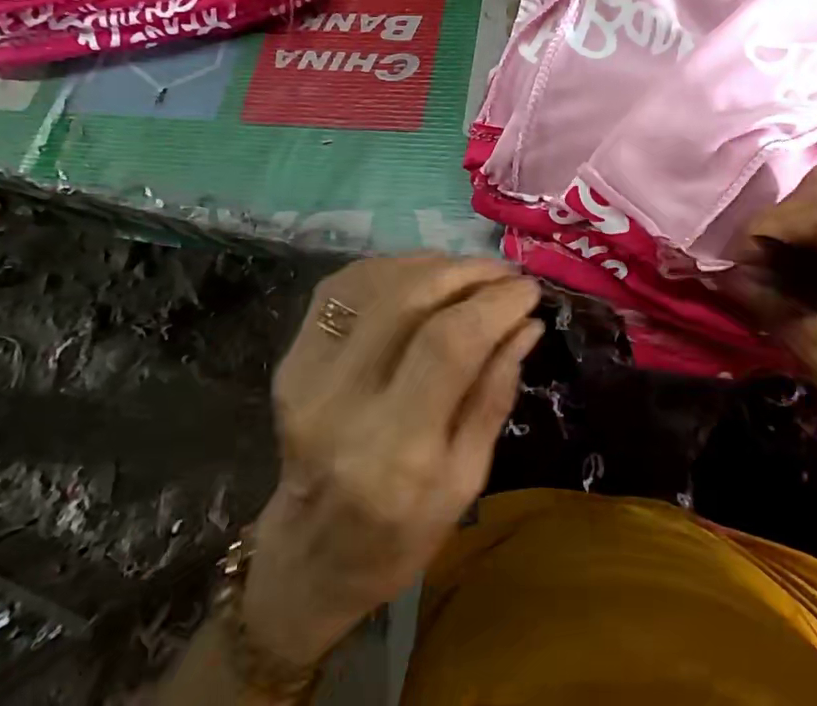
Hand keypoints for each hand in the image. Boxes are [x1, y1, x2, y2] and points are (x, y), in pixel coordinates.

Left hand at [243, 256, 542, 667]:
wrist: (311, 552)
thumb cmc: (401, 534)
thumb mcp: (467, 480)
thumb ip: (493, 395)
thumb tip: (526, 324)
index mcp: (395, 448)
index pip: (448, 343)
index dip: (494, 304)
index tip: (528, 290)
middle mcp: (340, 401)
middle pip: (406, 300)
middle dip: (465, 273)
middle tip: (504, 273)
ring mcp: (304, 374)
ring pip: (371, 284)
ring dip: (429, 266)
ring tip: (470, 271)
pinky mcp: (288, 359)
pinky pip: (341, 289)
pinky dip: (388, 270)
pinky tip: (421, 276)